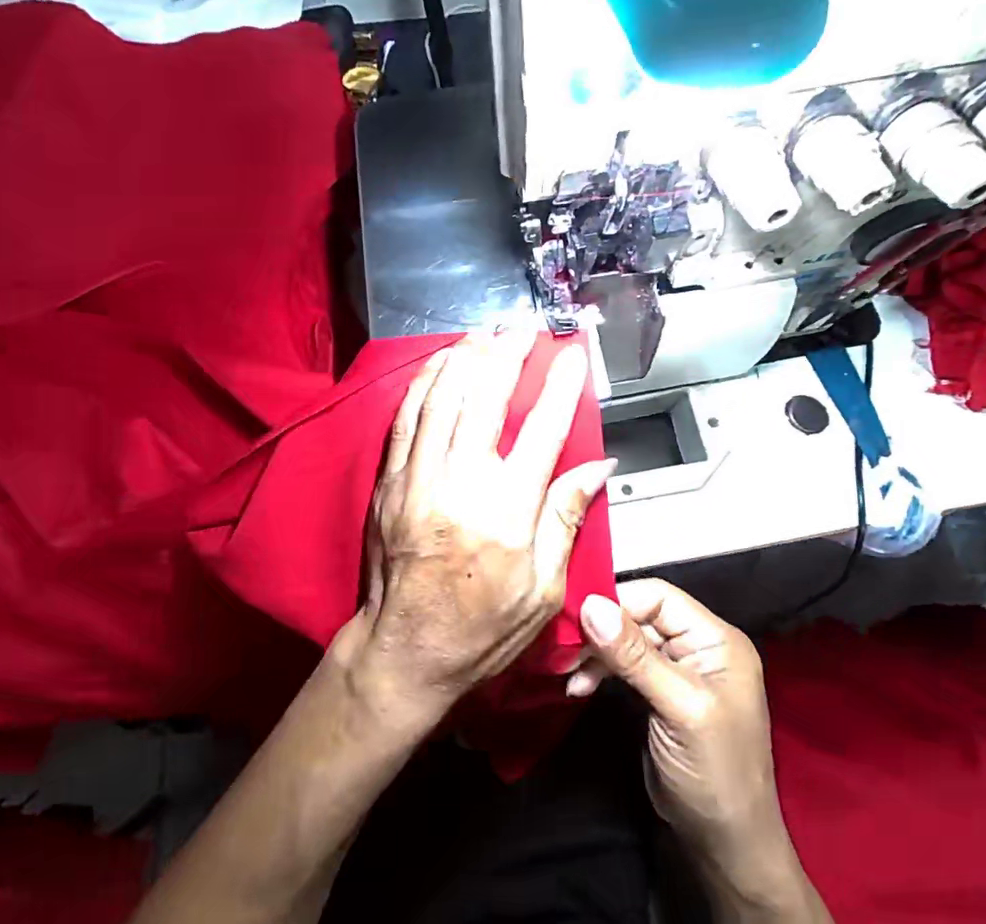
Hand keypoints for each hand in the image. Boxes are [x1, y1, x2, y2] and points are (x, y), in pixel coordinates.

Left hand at [332, 330, 615, 724]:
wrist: (403, 655)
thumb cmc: (483, 628)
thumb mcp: (545, 589)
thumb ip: (566, 518)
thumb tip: (596, 468)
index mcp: (506, 514)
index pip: (542, 432)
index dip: (560, 388)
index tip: (572, 357)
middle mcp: (459, 486)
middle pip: (484, 400)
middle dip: (508, 355)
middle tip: (525, 330)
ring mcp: (417, 481)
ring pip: (441, 399)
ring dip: (466, 358)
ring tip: (487, 333)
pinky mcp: (389, 485)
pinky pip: (406, 419)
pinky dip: (425, 383)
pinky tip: (441, 362)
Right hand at [571, 580, 829, 920]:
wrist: (726, 844)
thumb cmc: (715, 770)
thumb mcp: (679, 708)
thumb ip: (636, 656)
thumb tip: (590, 604)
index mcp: (717, 639)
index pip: (661, 598)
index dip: (618, 602)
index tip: (575, 617)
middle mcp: (699, 647)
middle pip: (642, 618)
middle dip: (603, 631)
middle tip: (564, 652)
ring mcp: (680, 673)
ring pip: (630, 643)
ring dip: (598, 655)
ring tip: (569, 677)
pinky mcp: (660, 697)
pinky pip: (627, 670)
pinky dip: (602, 674)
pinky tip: (579, 688)